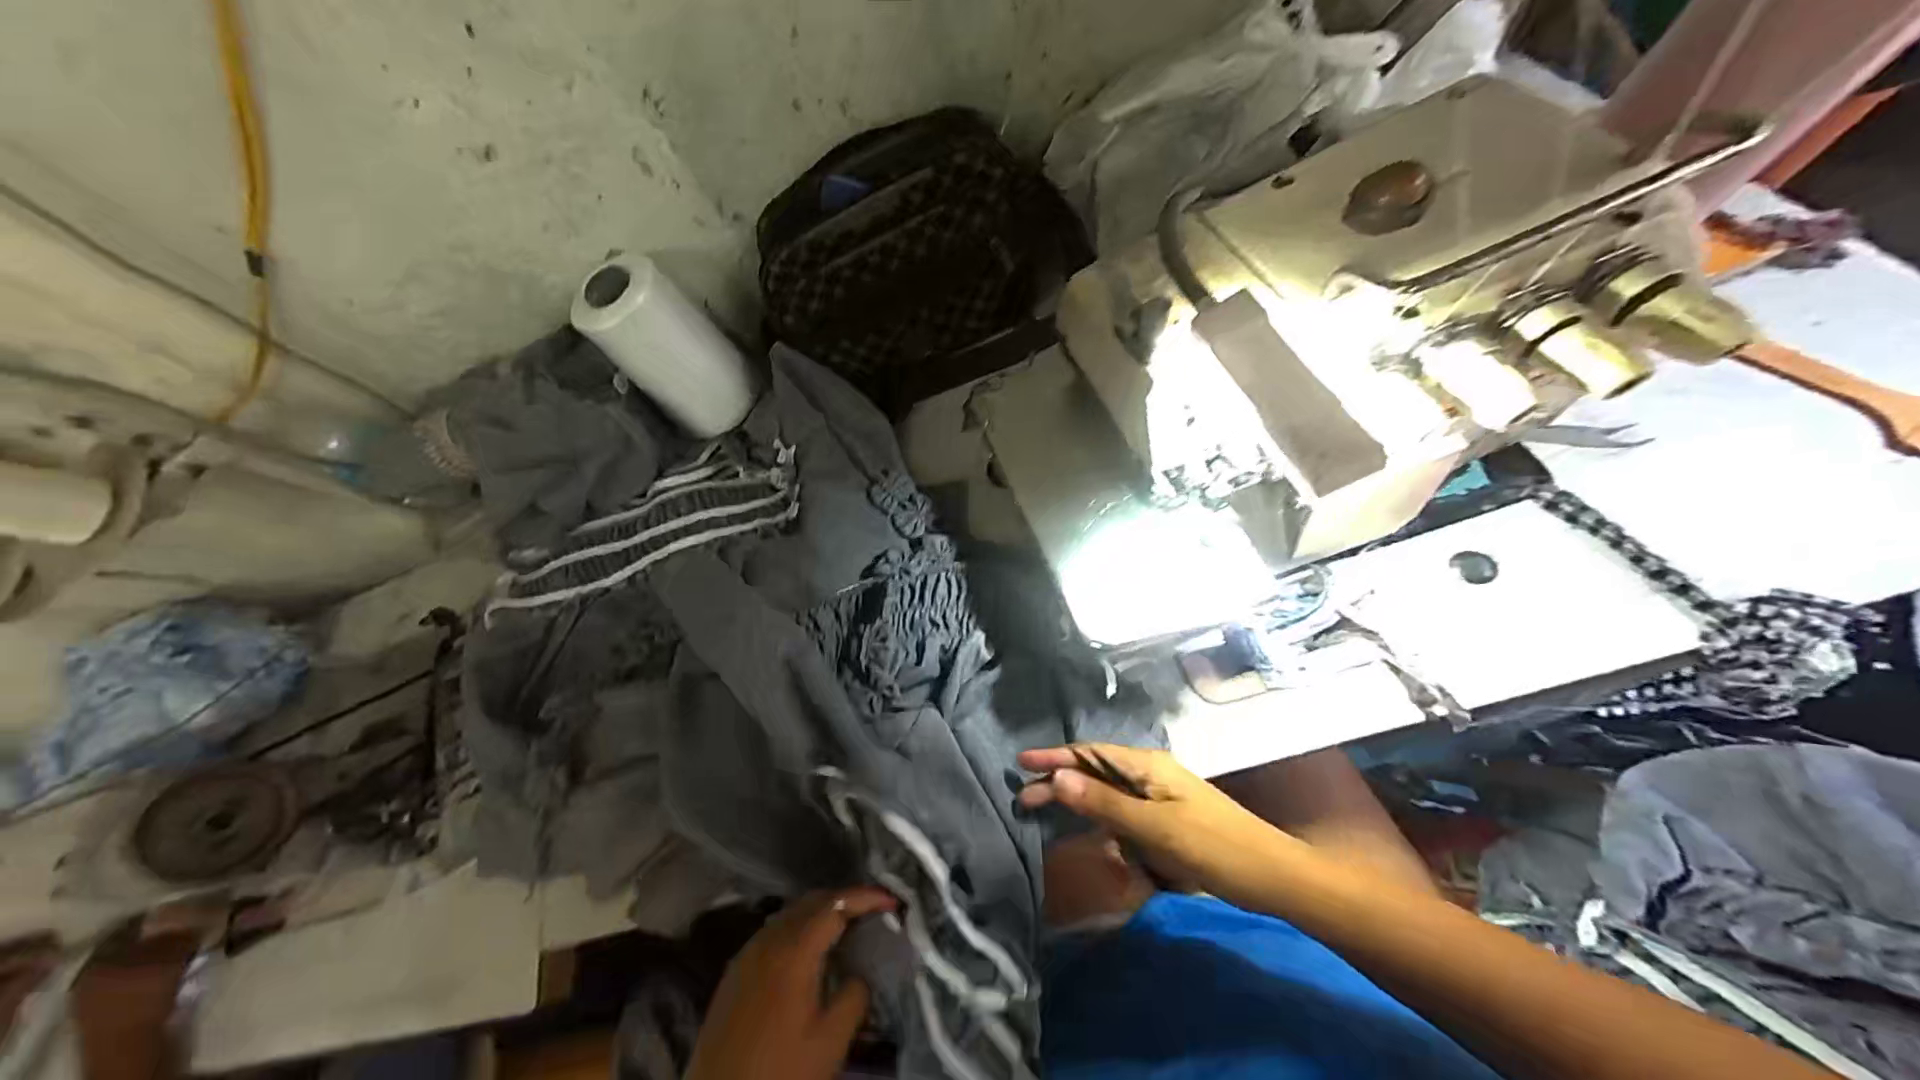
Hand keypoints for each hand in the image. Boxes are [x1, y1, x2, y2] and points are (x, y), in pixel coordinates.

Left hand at [686, 887, 896, 1079]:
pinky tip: (812, 950)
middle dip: (846, 899)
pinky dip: (800, 928)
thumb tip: (859, 973)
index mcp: (793, 952)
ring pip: (790, 914)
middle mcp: (767, 941)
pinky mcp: (734, 973)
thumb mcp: (830, 1041)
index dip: (866, 898)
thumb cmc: (780, 1075)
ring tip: (849, 926)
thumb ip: (854, 995)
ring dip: (821, 912)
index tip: (893, 901)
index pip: (835, 906)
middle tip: (875, 911)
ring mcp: (746, 955)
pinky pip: (774, 932)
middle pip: (812, 902)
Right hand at [1018, 744, 1293, 899]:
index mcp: (1148, 766)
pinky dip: (1098, 812)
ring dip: (1077, 796)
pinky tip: (1086, 823)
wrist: (1271, 875)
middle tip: (1024, 796)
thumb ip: (1104, 802)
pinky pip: (1122, 808)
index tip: (1021, 762)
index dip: (1055, 757)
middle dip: (1060, 778)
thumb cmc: (1213, 846)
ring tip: (1044, 807)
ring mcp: (1161, 795)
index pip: (1091, 753)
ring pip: (1108, 789)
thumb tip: (1057, 777)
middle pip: (1096, 769)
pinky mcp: (1167, 818)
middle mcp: (1151, 773)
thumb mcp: (1154, 827)